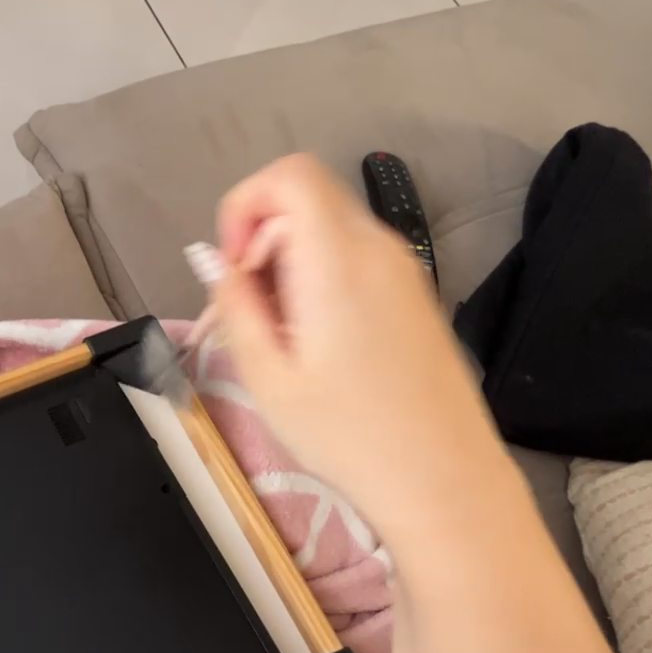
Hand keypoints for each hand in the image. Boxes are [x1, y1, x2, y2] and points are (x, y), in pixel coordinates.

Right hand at [210, 154, 515, 543]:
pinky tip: (314, 345)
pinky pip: (351, 259)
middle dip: (259, 246)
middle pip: (304, 201)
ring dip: (284, 269)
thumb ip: (235, 306)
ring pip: (326, 231)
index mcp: (338, 261)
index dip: (243, 208)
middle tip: (249, 320)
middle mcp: (378, 248)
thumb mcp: (267, 376)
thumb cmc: (343, 434)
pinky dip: (316, 282)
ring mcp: (403, 269)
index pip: (287, 176)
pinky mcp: (413, 294)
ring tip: (279, 342)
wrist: (440, 476)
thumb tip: (211, 259)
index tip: (231, 272)